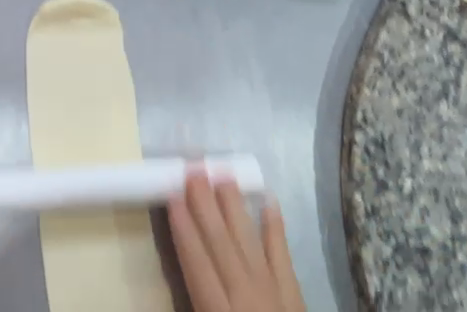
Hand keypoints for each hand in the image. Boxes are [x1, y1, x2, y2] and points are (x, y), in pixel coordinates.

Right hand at [167, 172, 304, 311]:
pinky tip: (269, 202)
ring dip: (234, 208)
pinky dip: (276, 230)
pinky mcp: (296, 298)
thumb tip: (180, 275)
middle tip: (194, 168)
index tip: (171, 195)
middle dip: (205, 206)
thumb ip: (194, 302)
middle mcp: (248, 301)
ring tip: (221, 174)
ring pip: (249, 244)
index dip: (184, 231)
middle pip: (222, 246)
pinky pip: (283, 258)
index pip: (198, 267)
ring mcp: (275, 297)